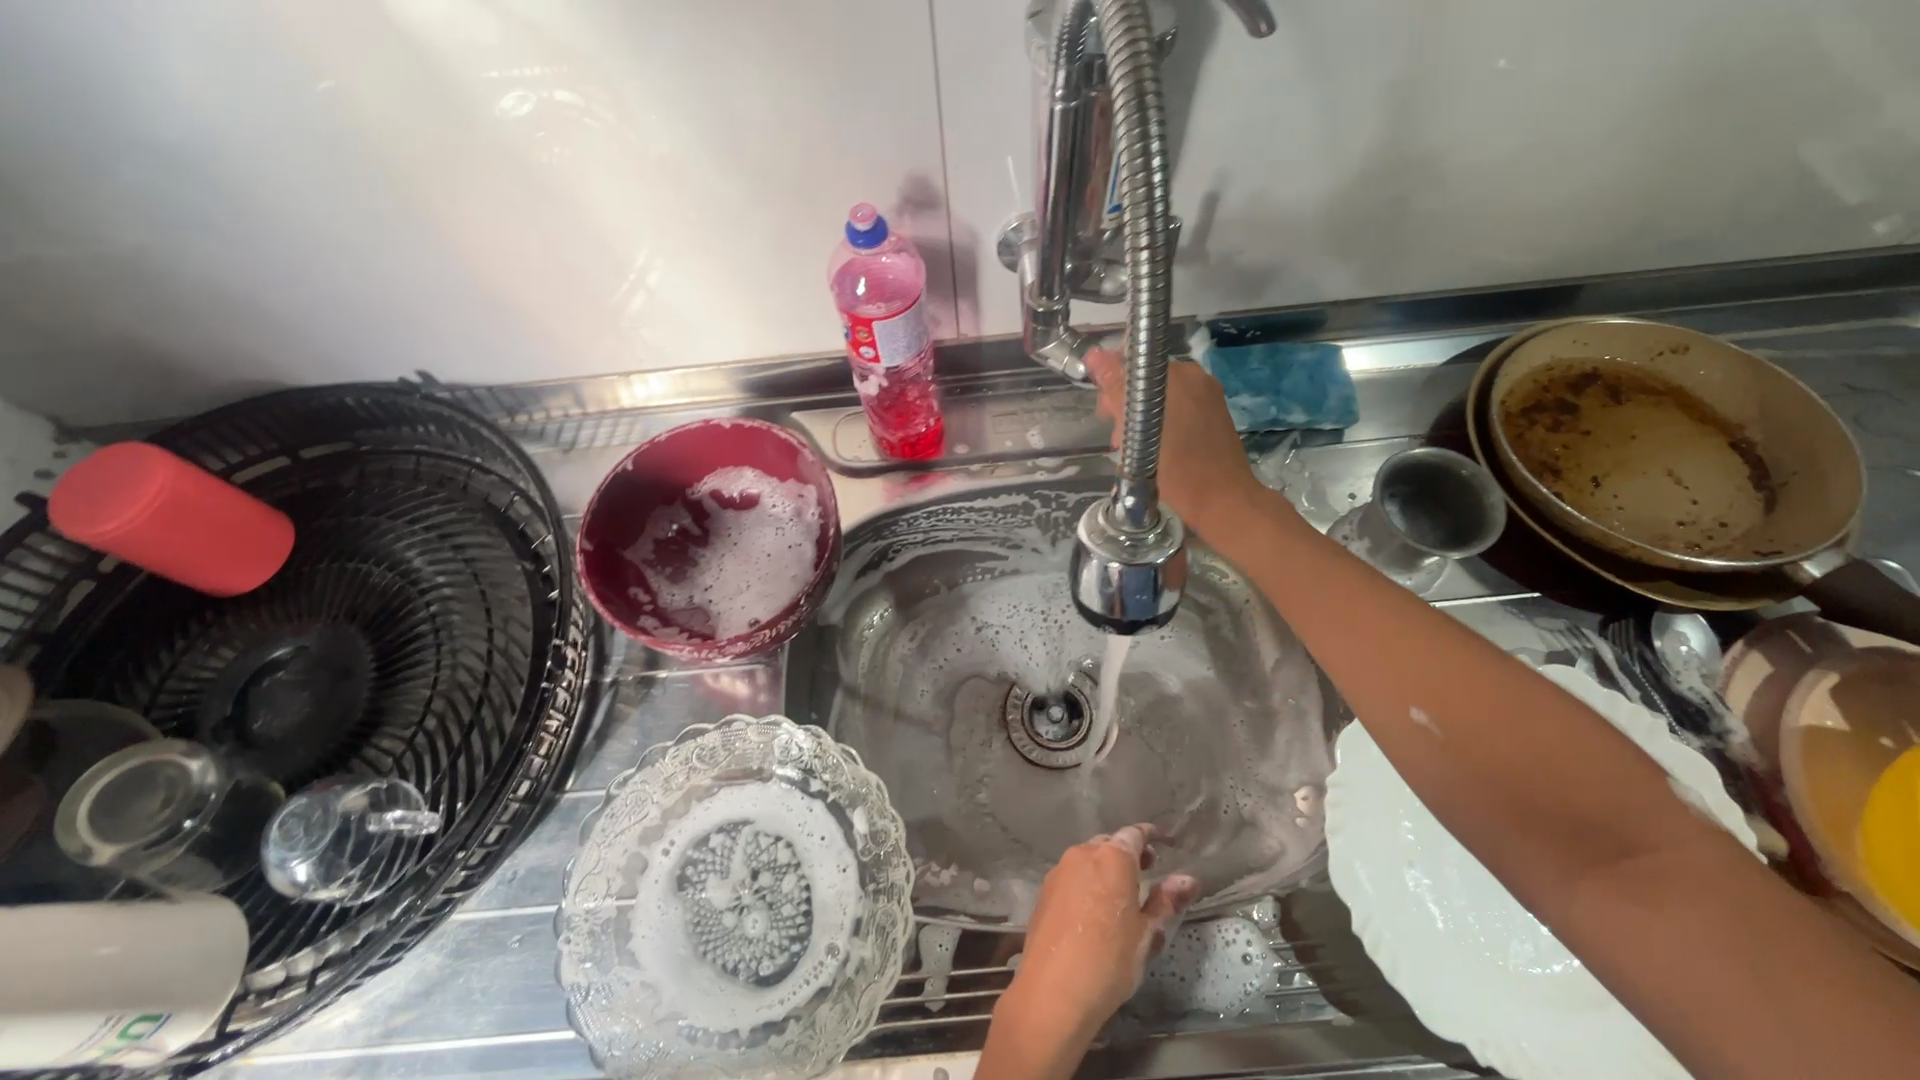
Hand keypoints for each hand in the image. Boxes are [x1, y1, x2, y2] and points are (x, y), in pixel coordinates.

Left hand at [1004, 825, 1199, 1037]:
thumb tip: (1188, 879)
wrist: (1052, 992)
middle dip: (1127, 853)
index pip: (1134, 834)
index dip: (1149, 836)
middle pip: (1108, 844)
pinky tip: (1094, 908)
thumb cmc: (1109, 960)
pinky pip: (1071, 877)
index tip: (1162, 840)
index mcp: (1111, 858)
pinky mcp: (1043, 893)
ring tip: (1122, 892)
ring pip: (1087, 859)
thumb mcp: (1147, 934)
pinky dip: (1086, 882)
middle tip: (1147, 870)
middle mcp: (1081, 855)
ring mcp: (1058, 873)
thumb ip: (1166, 902)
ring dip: (1104, 868)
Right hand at [1085, 348, 1270, 537]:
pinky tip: (1157, 452)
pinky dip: (1162, 425)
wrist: (1223, 501)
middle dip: (1127, 408)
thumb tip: (1094, 353)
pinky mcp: (1215, 416)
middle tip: (1121, 442)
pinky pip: (1179, 410)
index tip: (1108, 417)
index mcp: (1177, 373)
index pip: (1133, 364)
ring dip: (1142, 420)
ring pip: (1161, 398)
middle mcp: (1195, 377)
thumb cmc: (1177, 468)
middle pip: (1147, 381)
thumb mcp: (1138, 430)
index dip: (1114, 389)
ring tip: (1137, 453)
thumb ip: (1117, 389)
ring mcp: (1208, 396)